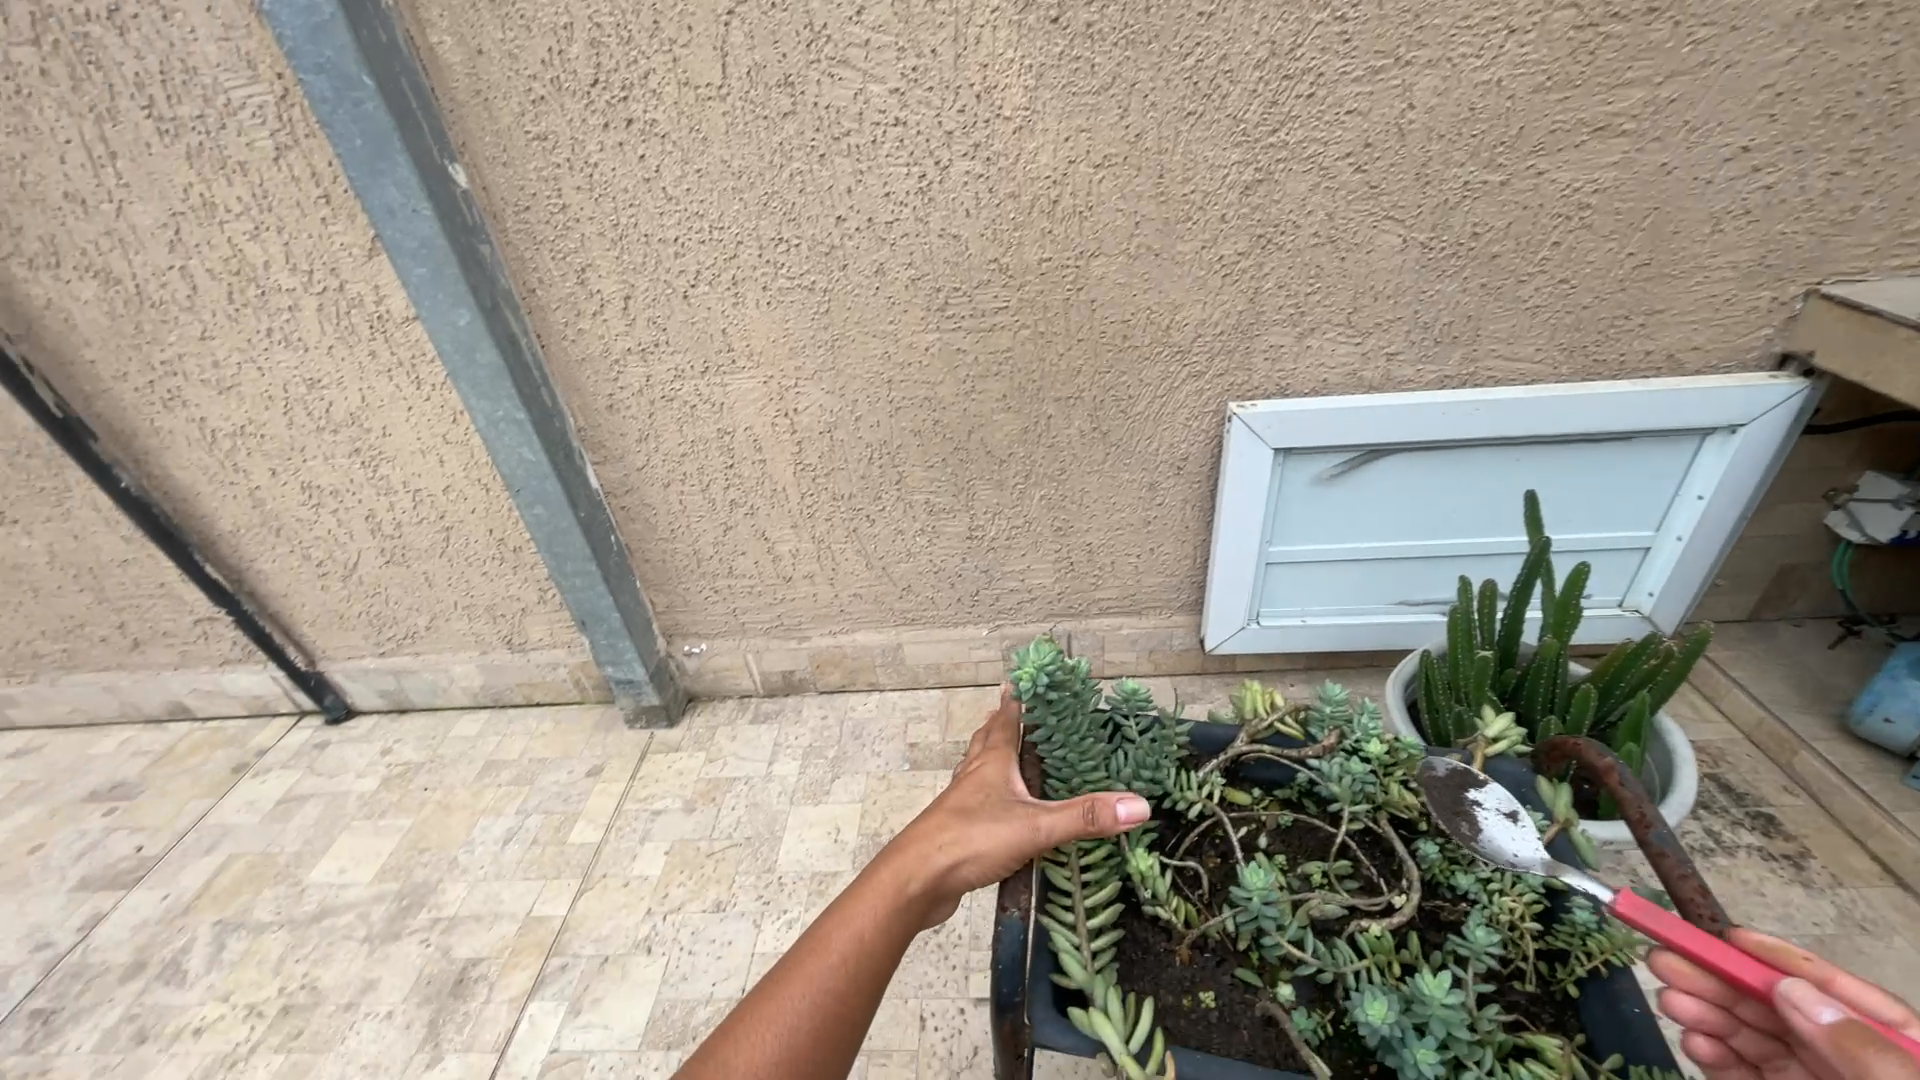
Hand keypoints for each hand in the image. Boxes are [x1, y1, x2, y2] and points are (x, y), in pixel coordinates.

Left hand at [873, 685, 1151, 928]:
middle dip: (1002, 725)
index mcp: (993, 762)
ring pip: (979, 771)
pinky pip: (977, 804)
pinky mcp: (957, 831)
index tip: (1022, 682)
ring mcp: (962, 803)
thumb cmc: (971, 840)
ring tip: (1009, 755)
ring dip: (993, 758)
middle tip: (1017, 713)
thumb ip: (1084, 817)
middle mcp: (975, 775)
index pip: (1006, 721)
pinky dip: (991, 797)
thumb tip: (1140, 805)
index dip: (1016, 702)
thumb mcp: (1036, 827)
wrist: (917, 880)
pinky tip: (1000, 810)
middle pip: (988, 740)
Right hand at [1650, 927, 1919, 1079]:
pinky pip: (1741, 1073)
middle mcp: (1850, 1063)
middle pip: (1781, 1012)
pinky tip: (1694, 1043)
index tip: (1730, 936)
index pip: (1848, 998)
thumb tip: (1790, 990)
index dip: (1786, 961)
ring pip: (1752, 1037)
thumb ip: (1863, 1051)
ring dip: (1704, 1013)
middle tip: (1664, 959)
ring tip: (1669, 1003)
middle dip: (1720, 983)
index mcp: (1904, 1056)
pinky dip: (1711, 1055)